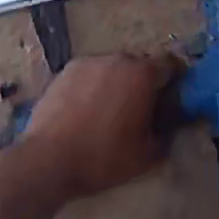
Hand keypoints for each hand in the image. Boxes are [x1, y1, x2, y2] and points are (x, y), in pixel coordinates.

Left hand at [19, 53, 177, 200]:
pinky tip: (82, 109)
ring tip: (104, 111)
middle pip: (139, 64)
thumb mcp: (145, 157)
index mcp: (143, 74)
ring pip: (113, 67)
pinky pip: (90, 72)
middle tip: (135, 109)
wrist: (48, 161)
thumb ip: (165, 137)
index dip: (171, 82)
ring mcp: (92, 60)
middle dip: (141, 82)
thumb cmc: (102, 157)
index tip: (166, 100)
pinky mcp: (67, 69)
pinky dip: (91, 85)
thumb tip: (169, 128)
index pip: (169, 65)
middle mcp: (120, 58)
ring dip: (115, 82)